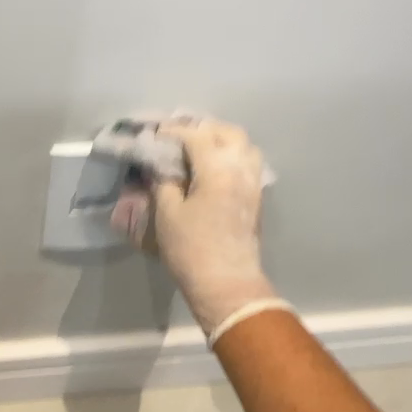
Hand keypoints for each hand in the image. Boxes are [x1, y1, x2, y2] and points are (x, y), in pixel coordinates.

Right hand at [145, 119, 281, 336]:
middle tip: (178, 138)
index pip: (196, 135)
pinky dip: (231, 156)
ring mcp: (253, 183)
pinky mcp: (256, 197)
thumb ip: (163, 182)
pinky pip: (247, 162)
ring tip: (198, 149)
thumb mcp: (167, 213)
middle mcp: (241, 169)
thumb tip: (160, 167)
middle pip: (227, 133)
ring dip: (221, 140)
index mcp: (218, 169)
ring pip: (243, 146)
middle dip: (202, 129)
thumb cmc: (191, 249)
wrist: (226, 283)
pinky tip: (212, 168)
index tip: (155, 135)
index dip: (173, 131)